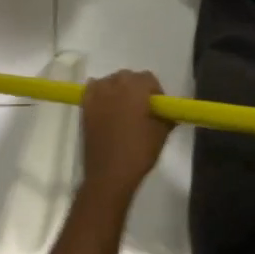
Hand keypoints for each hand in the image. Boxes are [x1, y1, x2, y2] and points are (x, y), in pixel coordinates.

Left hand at [79, 70, 173, 201]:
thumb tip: (169, 111)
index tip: (157, 108)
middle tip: (142, 110)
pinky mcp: (85, 107)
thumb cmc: (139, 152)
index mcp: (136, 88)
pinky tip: (105, 106)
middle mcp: (116, 85)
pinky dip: (99, 93)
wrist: (109, 175)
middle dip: (137, 89)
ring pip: (111, 82)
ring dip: (118, 90)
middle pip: (129, 77)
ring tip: (123, 110)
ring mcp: (98, 95)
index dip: (155, 92)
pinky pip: (93, 89)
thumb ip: (167, 115)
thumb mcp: (162, 133)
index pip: (149, 79)